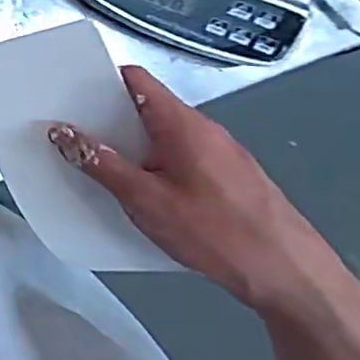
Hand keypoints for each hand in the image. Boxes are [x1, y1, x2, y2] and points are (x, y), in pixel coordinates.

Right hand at [49, 66, 350, 318]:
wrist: (296, 280)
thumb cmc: (221, 235)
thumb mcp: (146, 200)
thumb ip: (101, 164)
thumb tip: (64, 133)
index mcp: (181, 122)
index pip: (135, 78)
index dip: (100, 79)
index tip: (71, 92)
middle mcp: (204, 129)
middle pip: (146, 106)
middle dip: (109, 119)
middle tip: (77, 135)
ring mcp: (222, 153)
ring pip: (164, 134)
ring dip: (133, 146)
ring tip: (105, 169)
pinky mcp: (232, 177)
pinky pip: (182, 157)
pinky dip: (157, 165)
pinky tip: (146, 195)